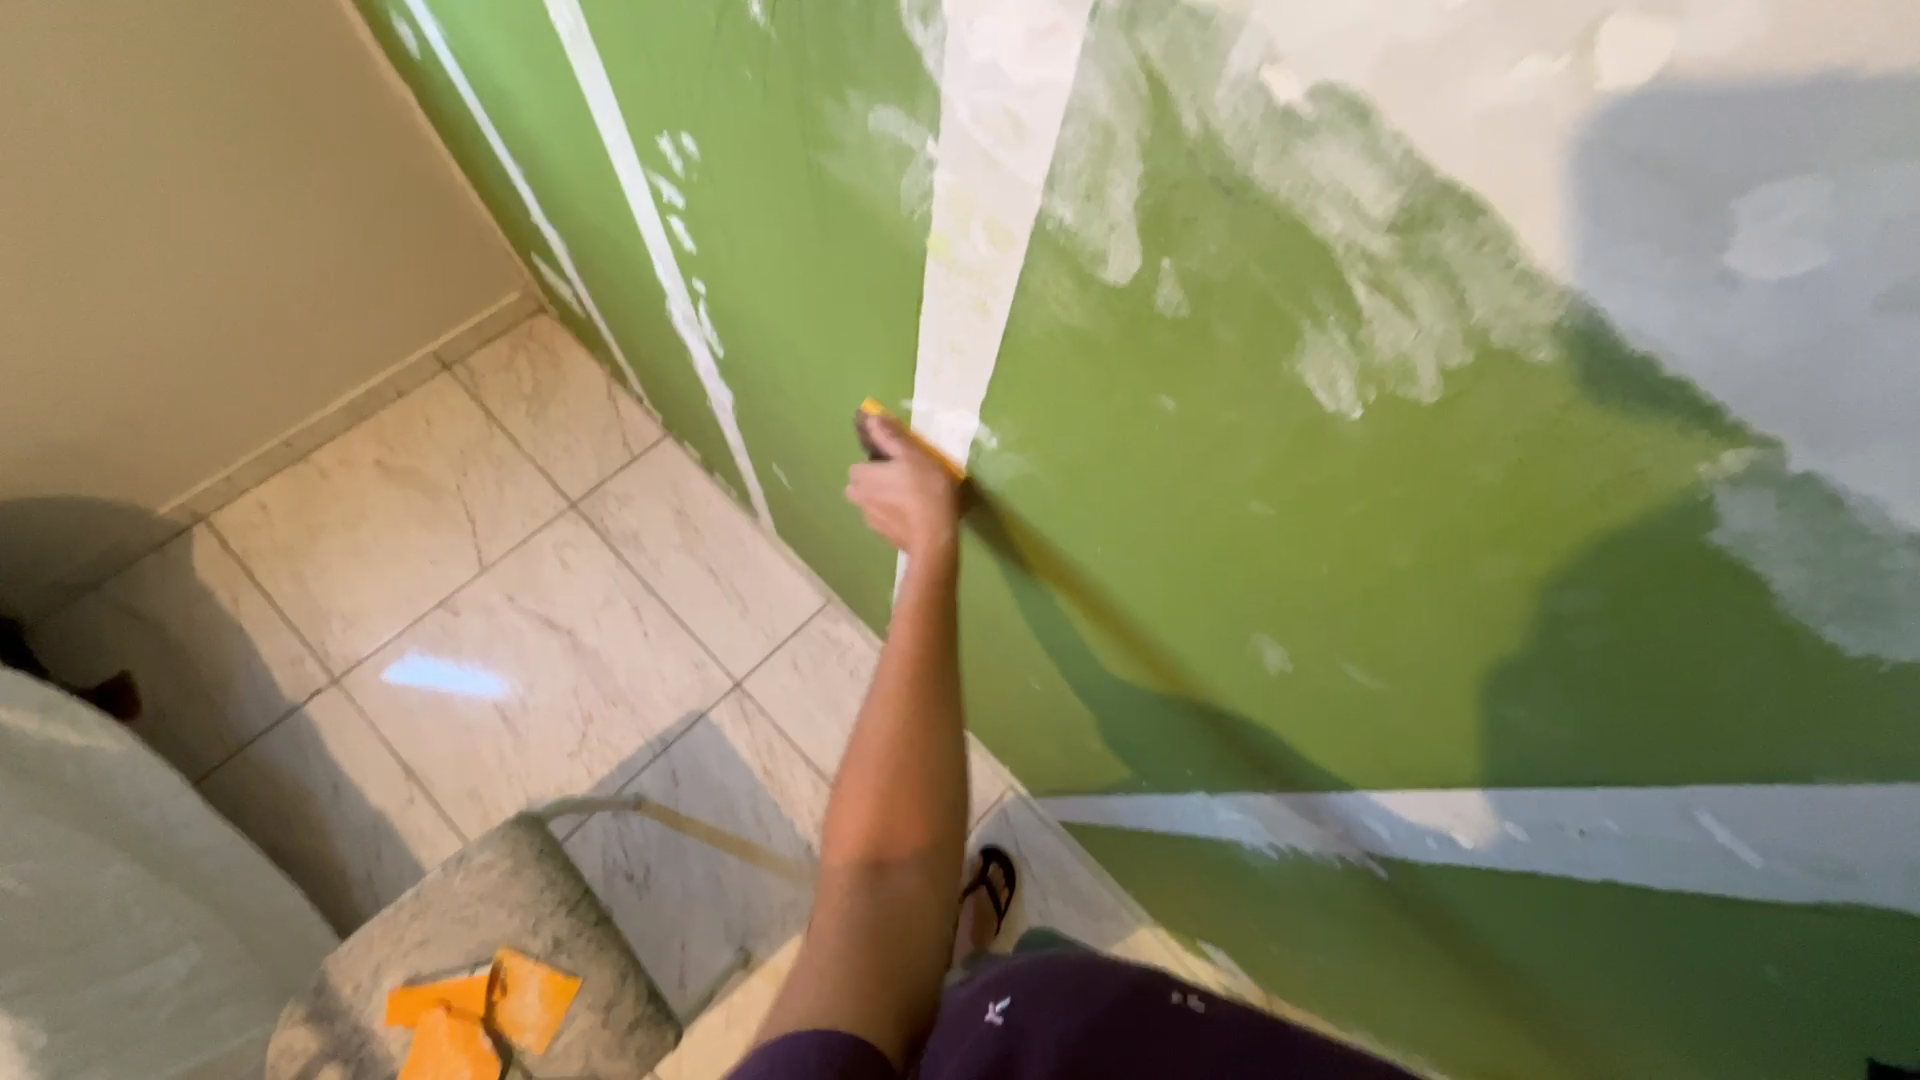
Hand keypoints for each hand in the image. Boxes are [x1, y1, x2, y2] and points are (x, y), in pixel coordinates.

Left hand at [847, 414, 961, 558]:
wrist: (934, 537)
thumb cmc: (925, 489)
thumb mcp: (912, 455)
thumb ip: (889, 436)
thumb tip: (870, 417)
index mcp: (863, 476)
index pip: (857, 466)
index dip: (874, 463)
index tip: (894, 463)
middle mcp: (859, 498)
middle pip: (859, 486)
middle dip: (872, 483)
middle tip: (900, 481)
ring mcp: (870, 521)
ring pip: (869, 504)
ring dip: (881, 500)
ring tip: (907, 500)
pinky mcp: (883, 537)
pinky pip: (882, 521)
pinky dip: (891, 517)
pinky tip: (911, 517)